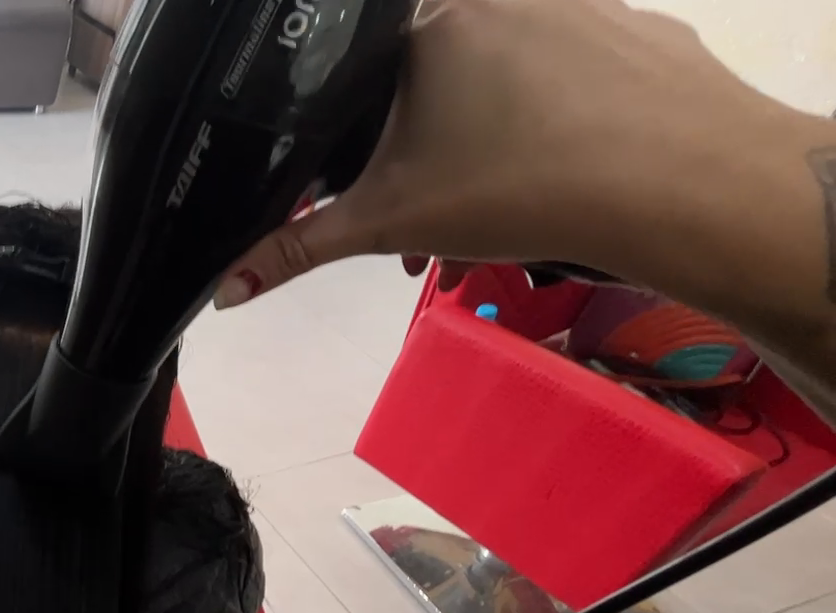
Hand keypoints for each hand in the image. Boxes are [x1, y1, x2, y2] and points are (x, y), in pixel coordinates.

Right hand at [214, 0, 807, 306]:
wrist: (680, 186)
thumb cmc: (511, 188)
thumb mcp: (382, 224)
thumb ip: (294, 251)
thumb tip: (222, 292)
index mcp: (429, 25)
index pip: (353, 65)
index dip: (341, 126)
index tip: (346, 169)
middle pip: (417, 75)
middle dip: (403, 147)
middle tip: (408, 200)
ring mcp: (574, 6)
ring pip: (483, 77)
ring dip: (460, 143)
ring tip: (466, 209)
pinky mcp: (630, 30)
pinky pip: (548, 72)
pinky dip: (524, 123)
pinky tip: (533, 170)